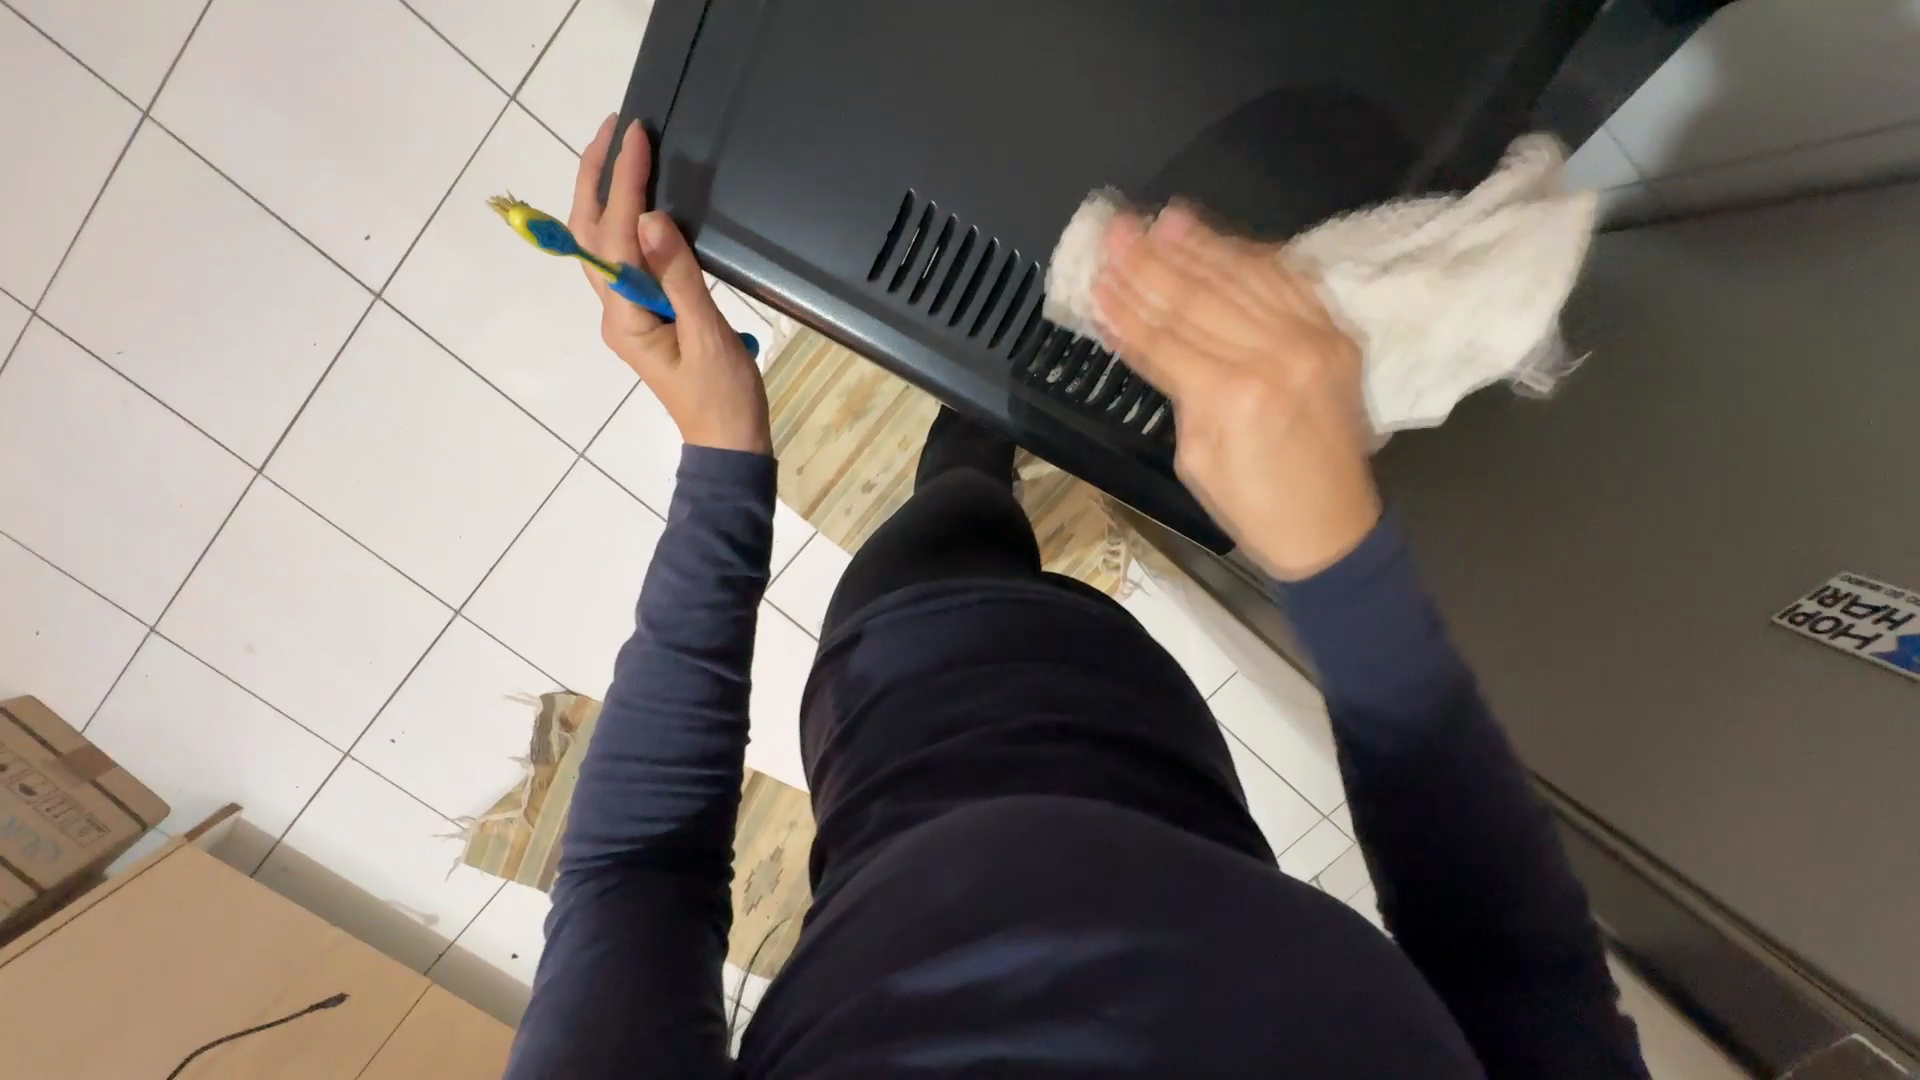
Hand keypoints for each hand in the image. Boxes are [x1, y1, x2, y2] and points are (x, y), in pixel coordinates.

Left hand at [570, 115, 770, 454]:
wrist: (730, 446)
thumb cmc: (724, 400)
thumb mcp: (709, 339)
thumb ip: (681, 279)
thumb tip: (651, 220)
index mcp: (627, 317)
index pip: (616, 237)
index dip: (624, 184)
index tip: (635, 137)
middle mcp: (618, 312)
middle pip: (593, 235)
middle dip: (597, 178)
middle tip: (613, 130)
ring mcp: (632, 316)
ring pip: (607, 246)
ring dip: (608, 197)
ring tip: (622, 153)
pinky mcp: (650, 320)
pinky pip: (631, 263)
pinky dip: (631, 225)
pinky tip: (644, 207)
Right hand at [1093, 205, 1379, 580]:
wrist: (1331, 528)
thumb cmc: (1250, 507)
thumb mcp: (1193, 457)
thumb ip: (1176, 393)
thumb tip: (1149, 340)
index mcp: (1231, 397)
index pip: (1163, 339)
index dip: (1124, 307)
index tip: (1094, 277)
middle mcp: (1275, 355)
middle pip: (1198, 297)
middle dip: (1149, 263)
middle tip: (1115, 229)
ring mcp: (1313, 339)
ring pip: (1243, 278)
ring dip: (1196, 246)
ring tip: (1158, 219)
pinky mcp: (1337, 335)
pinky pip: (1289, 281)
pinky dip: (1249, 256)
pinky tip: (1217, 238)